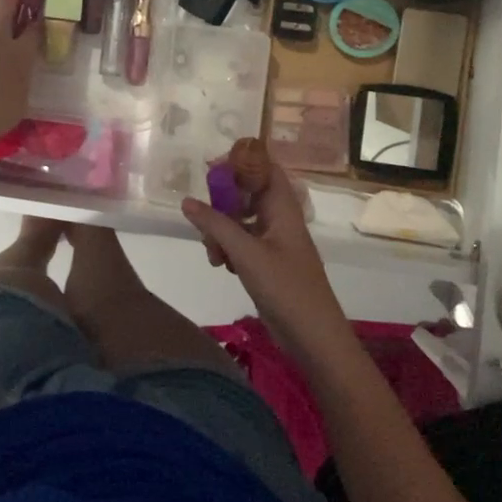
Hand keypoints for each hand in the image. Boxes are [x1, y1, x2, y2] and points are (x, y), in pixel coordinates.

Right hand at [182, 138, 350, 362]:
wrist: (315, 339)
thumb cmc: (286, 288)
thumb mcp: (246, 253)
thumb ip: (215, 224)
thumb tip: (186, 201)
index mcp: (283, 210)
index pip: (266, 169)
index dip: (241, 162)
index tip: (211, 168)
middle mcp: (280, 221)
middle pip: (247, 195)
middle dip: (221, 203)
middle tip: (202, 216)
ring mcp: (275, 243)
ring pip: (241, 221)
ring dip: (220, 230)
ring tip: (212, 253)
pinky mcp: (269, 263)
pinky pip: (242, 243)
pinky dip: (228, 248)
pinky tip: (221, 265)